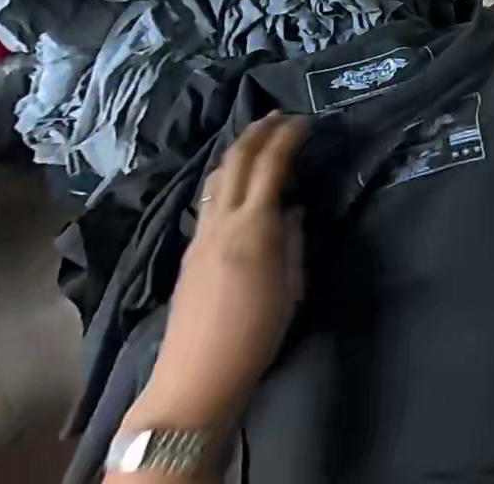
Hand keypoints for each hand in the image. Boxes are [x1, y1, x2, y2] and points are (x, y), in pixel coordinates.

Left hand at [132, 111, 306, 427]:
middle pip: (236, 160)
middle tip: (278, 115)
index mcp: (253, 227)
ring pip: (216, 176)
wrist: (195, 379)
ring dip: (236, 150)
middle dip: (257, 131)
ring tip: (256, 137)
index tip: (303, 121)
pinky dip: (225, 176)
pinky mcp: (190, 250)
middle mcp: (222, 221)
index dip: (287, 137)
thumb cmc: (256, 334)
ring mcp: (200, 234)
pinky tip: (236, 181)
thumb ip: (293, 240)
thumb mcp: (291, 285)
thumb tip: (292, 210)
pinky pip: (208, 199)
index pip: (271, 165)